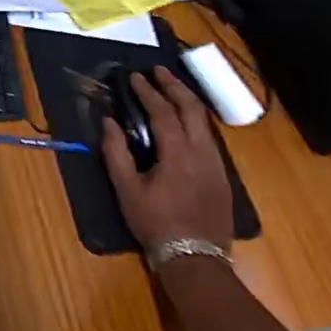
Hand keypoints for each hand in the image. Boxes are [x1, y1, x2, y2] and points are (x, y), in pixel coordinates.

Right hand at [102, 66, 233, 252]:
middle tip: (158, 71)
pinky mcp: (222, 175)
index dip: (149, 92)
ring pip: (205, 122)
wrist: (196, 259)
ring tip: (170, 88)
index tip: (135, 77)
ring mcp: (216, 164)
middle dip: (174, 86)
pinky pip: (209, 137)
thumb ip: (116, 153)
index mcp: (178, 155)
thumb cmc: (156, 224)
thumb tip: (109, 122)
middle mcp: (202, 153)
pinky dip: (195, 120)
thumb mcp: (127, 190)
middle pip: (192, 109)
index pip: (164, 112)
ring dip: (187, 100)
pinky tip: (185, 121)